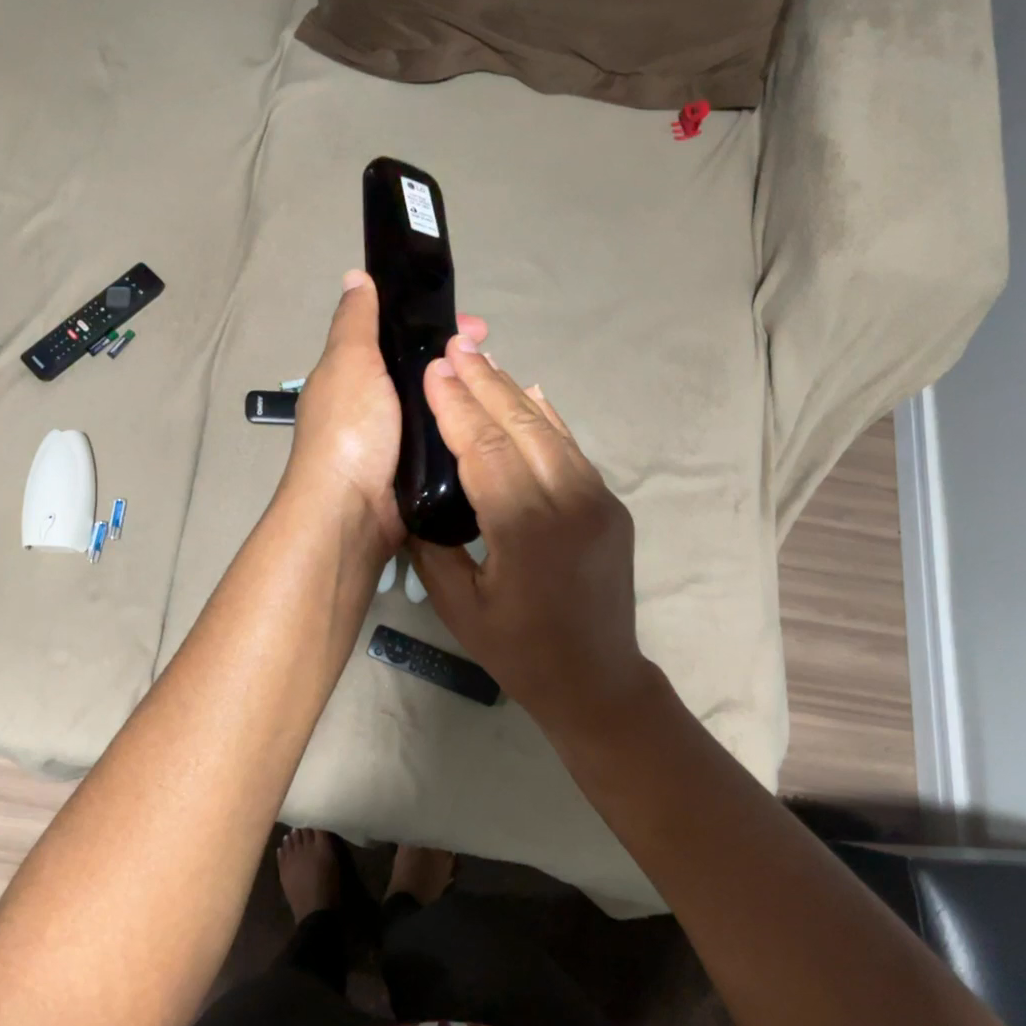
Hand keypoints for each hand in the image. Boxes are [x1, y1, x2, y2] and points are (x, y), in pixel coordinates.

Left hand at [282, 270, 486, 562]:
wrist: (351, 512)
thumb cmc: (349, 430)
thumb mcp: (349, 362)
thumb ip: (355, 321)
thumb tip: (356, 277)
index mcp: (353, 378)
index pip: (398, 339)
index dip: (434, 325)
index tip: (474, 324)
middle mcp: (373, 408)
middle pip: (424, 374)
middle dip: (459, 362)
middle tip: (496, 361)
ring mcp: (394, 443)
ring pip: (438, 408)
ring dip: (467, 396)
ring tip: (502, 387)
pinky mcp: (415, 474)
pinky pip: (444, 443)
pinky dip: (464, 430)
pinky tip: (490, 423)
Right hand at [408, 336, 651, 718]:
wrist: (597, 681)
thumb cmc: (520, 652)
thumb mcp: (460, 608)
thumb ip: (434, 547)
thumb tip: (416, 500)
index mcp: (526, 528)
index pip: (485, 449)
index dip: (456, 405)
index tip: (433, 369)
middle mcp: (569, 502)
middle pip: (520, 426)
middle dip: (483, 382)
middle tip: (453, 345)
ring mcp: (597, 500)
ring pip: (550, 430)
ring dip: (513, 392)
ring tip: (481, 360)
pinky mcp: (609, 505)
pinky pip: (572, 450)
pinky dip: (546, 418)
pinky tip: (528, 393)